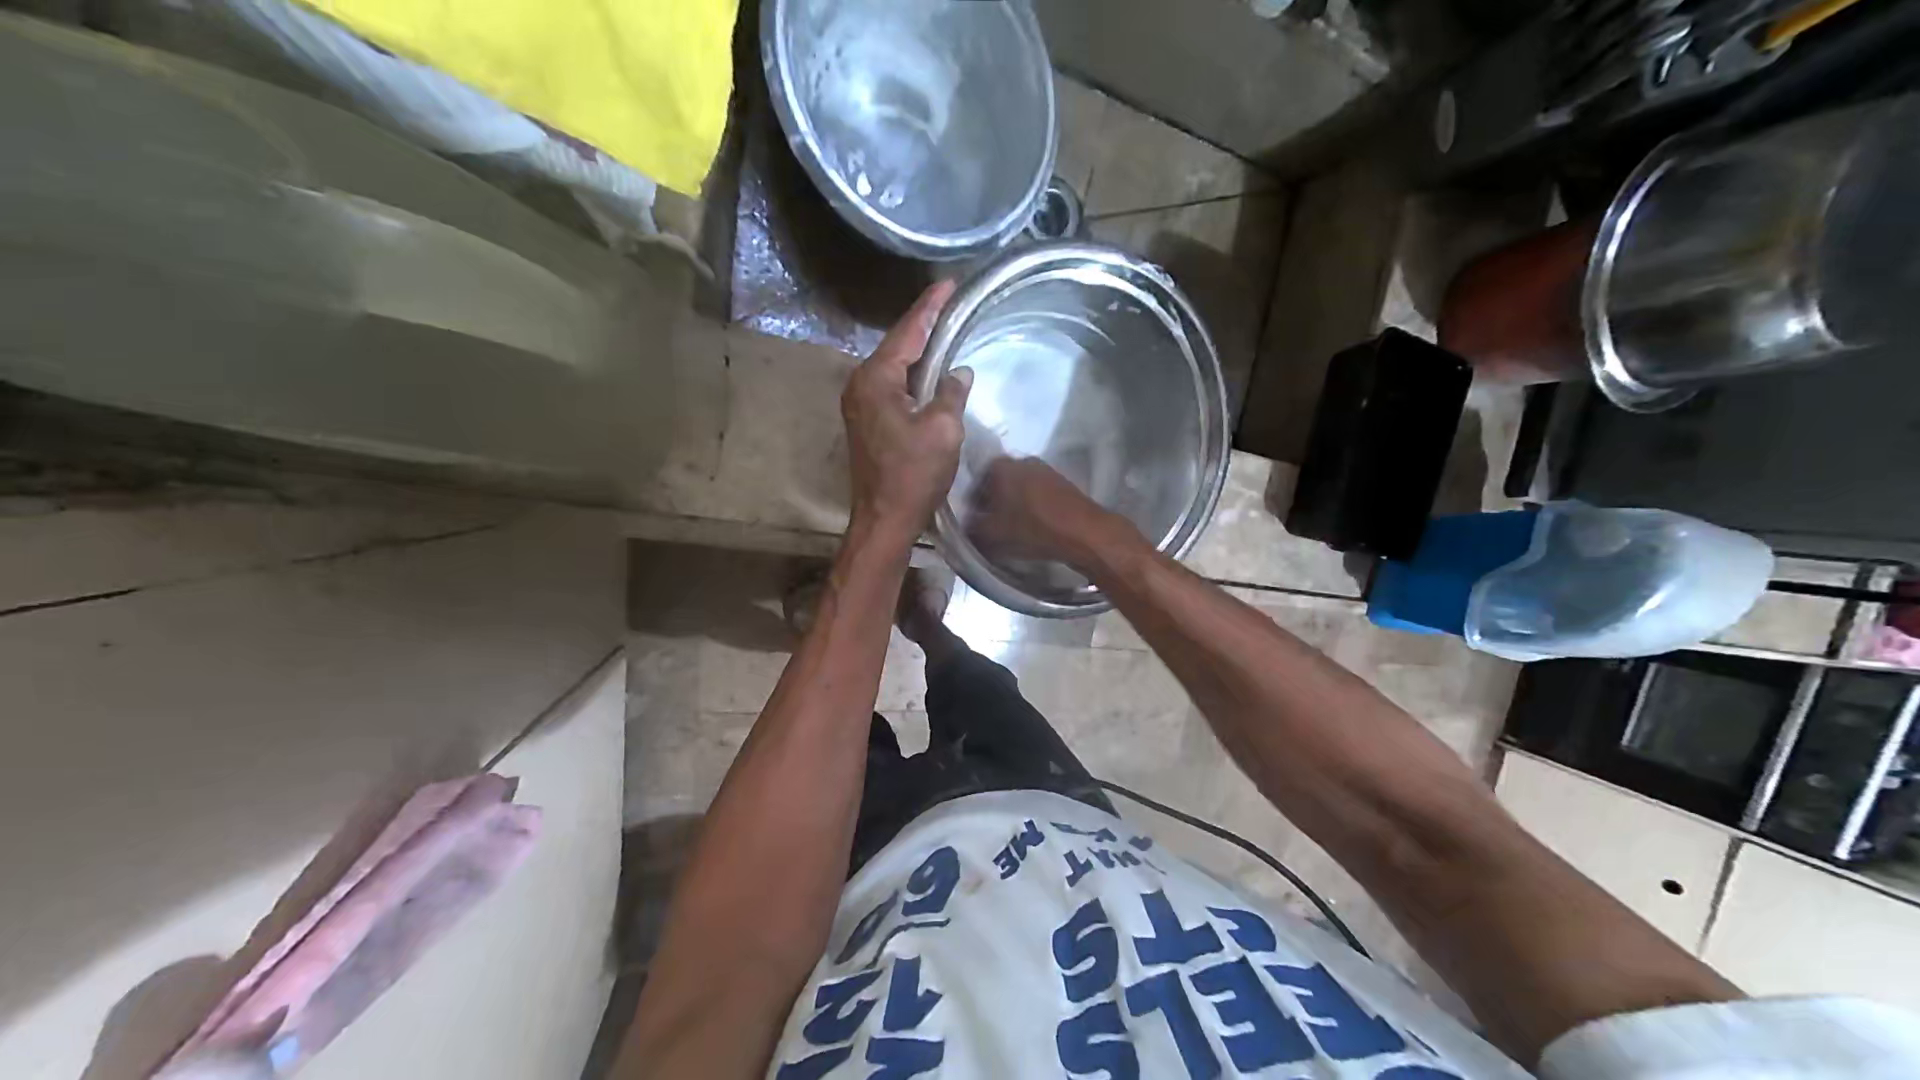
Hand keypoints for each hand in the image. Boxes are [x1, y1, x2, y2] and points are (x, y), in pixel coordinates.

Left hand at [842, 281, 971, 539]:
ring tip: (943, 330)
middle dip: (923, 325)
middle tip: (949, 303)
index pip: (907, 332)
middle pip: (896, 345)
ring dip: (917, 350)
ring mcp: (859, 404)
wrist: (884, 519)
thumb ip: (951, 392)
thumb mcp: (942, 430)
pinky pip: (890, 385)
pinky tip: (928, 371)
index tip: (947, 284)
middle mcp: (860, 384)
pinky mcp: (865, 421)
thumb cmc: (913, 474)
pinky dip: (910, 374)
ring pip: (893, 366)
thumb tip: (958, 371)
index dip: (930, 307)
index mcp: (876, 379)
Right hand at [967, 456, 1120, 568]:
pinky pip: (1037, 494)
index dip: (971, 501)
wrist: (1083, 533)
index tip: (972, 519)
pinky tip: (1032, 525)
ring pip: (1018, 488)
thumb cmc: (1032, 529)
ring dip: (1013, 505)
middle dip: (992, 502)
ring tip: (1011, 528)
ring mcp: (1045, 469)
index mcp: (1000, 465)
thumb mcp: (991, 534)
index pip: (974, 479)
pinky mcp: (1062, 483)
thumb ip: (970, 528)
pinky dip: (1031, 507)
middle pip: (997, 482)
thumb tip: (964, 525)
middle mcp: (1022, 460)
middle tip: (989, 525)